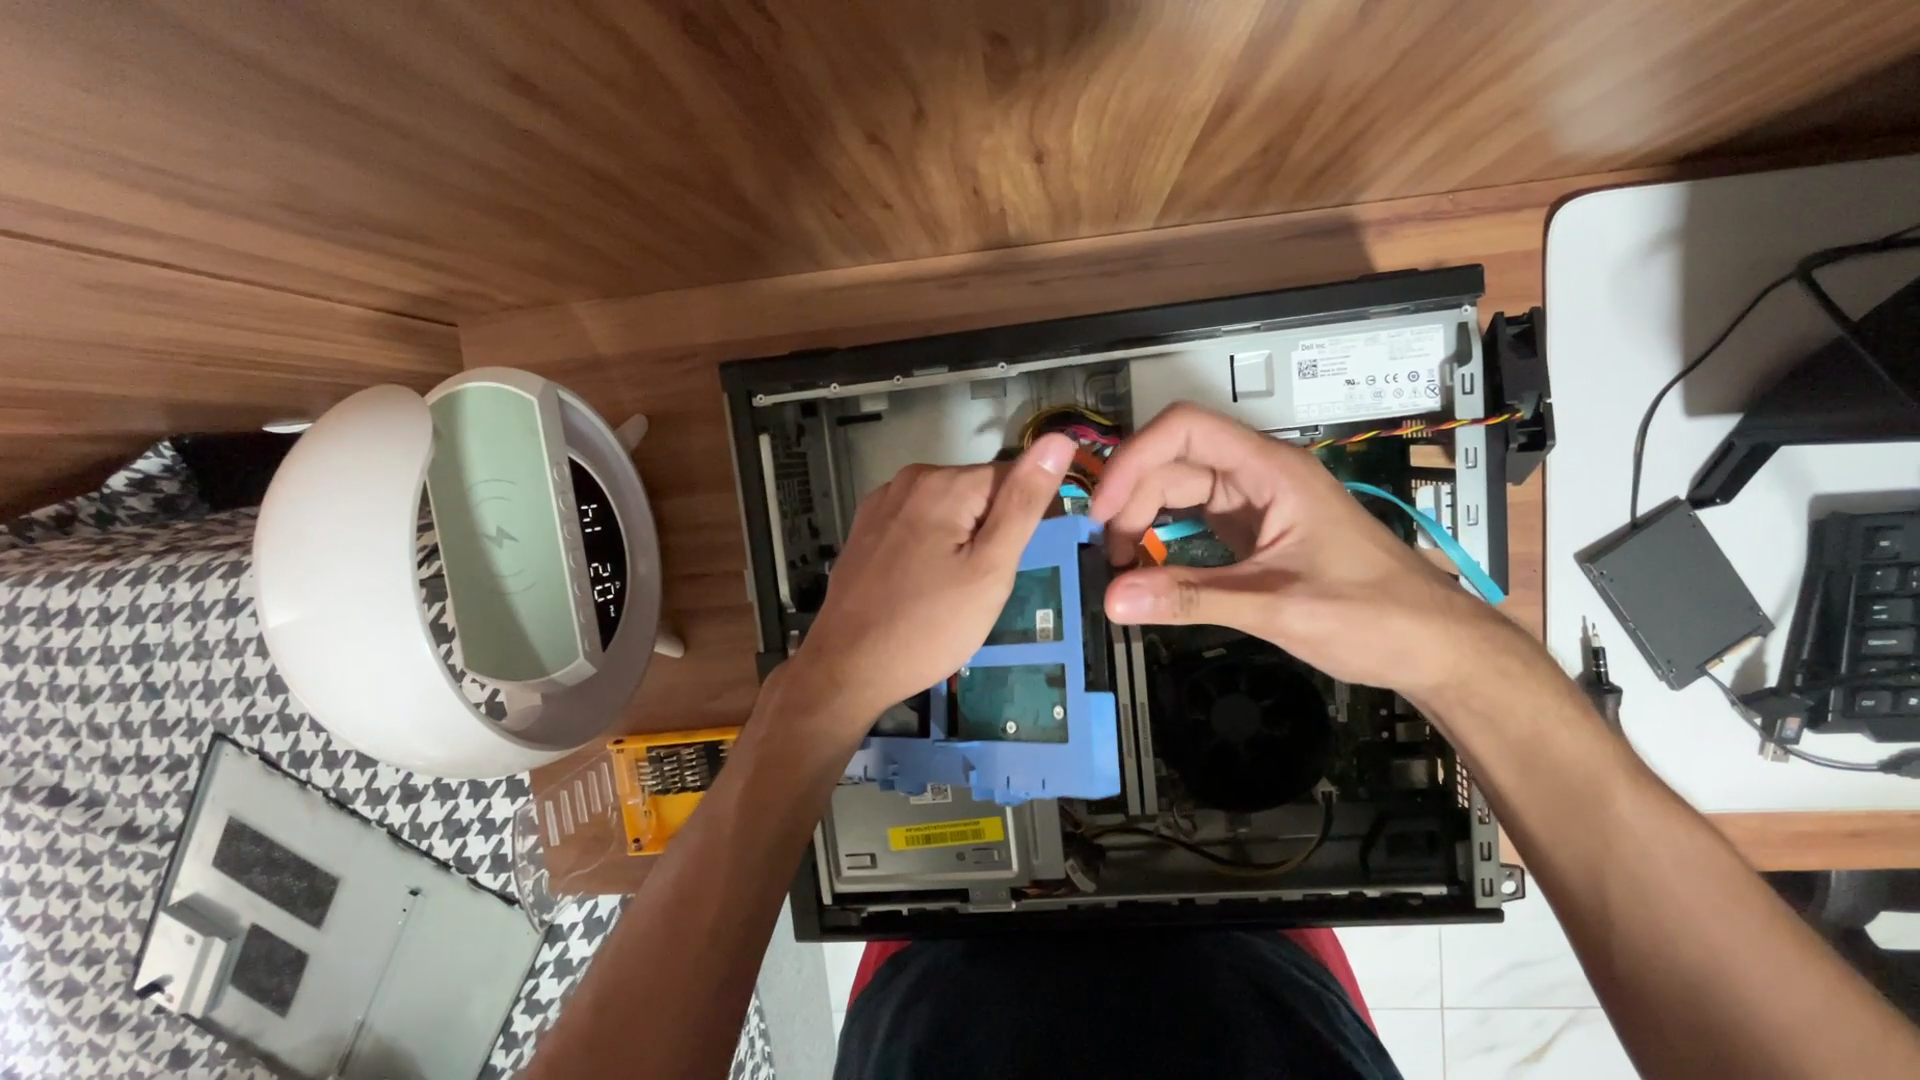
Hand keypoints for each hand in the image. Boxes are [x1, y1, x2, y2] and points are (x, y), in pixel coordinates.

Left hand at [788, 433, 1076, 731]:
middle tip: (980, 585)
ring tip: (951, 589)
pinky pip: (918, 524)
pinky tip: (922, 584)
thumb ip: (1024, 503)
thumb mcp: (991, 569)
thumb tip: (1058, 440)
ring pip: (948, 510)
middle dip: (990, 532)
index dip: (1025, 520)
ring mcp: (882, 503)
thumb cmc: (929, 626)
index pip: (1013, 477)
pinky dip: (930, 547)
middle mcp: (910, 479)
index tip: (1012, 563)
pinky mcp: (866, 528)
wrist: (849, 667)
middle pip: (978, 493)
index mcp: (944, 483)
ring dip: (961, 541)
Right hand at [1088, 404, 1510, 697]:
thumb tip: (1113, 599)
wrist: (1432, 645)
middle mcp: (1259, 476)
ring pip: (1179, 492)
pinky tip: (1149, 570)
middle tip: (1111, 559)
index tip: (1102, 513)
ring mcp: (1256, 504)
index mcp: (1271, 470)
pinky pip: (1194, 522)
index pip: (1184, 430)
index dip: (1133, 460)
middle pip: (1173, 462)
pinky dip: (1165, 542)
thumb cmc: (1371, 616)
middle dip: (1132, 502)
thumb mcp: (1275, 606)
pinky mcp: (1254, 533)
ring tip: (1124, 568)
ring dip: (1143, 521)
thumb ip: (1191, 598)